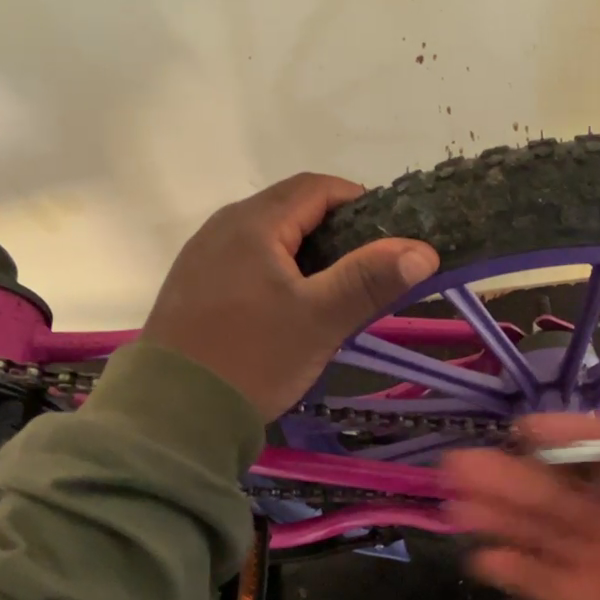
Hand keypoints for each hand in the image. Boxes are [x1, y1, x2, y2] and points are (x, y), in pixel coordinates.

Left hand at [139, 173, 438, 418]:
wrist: (176, 412)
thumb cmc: (254, 359)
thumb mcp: (320, 320)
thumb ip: (369, 280)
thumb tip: (423, 250)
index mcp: (254, 223)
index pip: (317, 188)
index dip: (360, 203)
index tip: (390, 237)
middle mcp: (223, 227)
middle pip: (290, 210)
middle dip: (336, 232)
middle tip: (369, 271)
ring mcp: (202, 257)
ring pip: (268, 239)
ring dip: (307, 255)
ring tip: (335, 294)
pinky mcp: (193, 289)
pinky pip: (246, 264)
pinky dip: (278, 274)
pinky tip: (290, 311)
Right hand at [441, 414, 599, 599]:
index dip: (567, 436)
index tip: (523, 428)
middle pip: (558, 492)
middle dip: (511, 476)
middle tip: (459, 463)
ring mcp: (593, 564)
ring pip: (539, 531)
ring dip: (499, 516)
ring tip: (456, 505)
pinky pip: (536, 578)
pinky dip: (510, 568)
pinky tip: (482, 559)